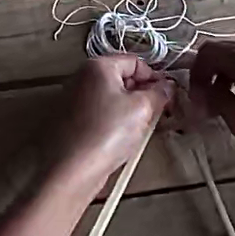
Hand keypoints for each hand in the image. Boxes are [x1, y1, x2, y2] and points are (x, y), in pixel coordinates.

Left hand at [59, 55, 171, 181]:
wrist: (70, 173)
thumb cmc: (108, 133)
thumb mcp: (144, 108)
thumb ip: (160, 92)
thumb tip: (167, 86)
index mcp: (98, 66)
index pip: (136, 62)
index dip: (155, 77)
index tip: (167, 95)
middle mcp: (80, 77)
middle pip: (122, 78)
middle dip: (143, 93)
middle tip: (158, 112)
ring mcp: (70, 99)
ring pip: (111, 97)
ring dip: (129, 108)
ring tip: (141, 128)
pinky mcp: (67, 121)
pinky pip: (98, 113)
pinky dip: (113, 120)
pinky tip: (121, 138)